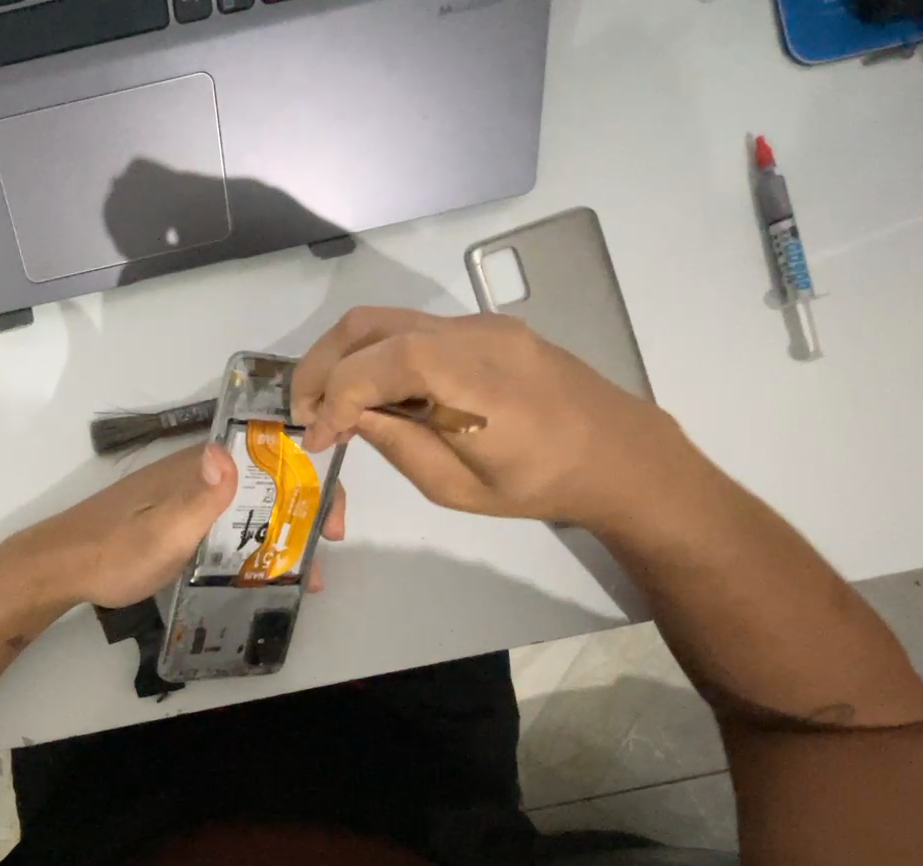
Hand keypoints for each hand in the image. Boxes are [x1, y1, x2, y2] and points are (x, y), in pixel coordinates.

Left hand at [11, 444, 345, 609]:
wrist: (61, 568)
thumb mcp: (162, 530)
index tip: (331, 527)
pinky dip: (254, 542)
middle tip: (320, 560)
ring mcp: (186, 497)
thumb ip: (197, 497)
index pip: (272, 459)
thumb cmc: (113, 551)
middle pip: (267, 484)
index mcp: (199, 469)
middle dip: (303, 516)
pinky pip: (229, 525)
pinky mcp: (176, 520)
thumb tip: (224, 451)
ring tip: (301, 576)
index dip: (312, 486)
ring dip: (281, 534)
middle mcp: (198, 475)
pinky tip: (260, 571)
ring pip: (249, 507)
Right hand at [290, 308, 692, 528]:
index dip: (334, 396)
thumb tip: (348, 418)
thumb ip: (398, 444)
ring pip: (386, 320)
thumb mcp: (457, 487)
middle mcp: (473, 336)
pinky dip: (376, 357)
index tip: (317, 438)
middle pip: (369, 324)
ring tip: (329, 403)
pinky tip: (374, 395)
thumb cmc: (540, 484)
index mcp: (474, 381)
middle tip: (303, 410)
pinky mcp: (485, 329)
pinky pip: (413, 331)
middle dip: (321, 365)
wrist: (618, 453)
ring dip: (344, 358)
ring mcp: (480, 325)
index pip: (380, 363)